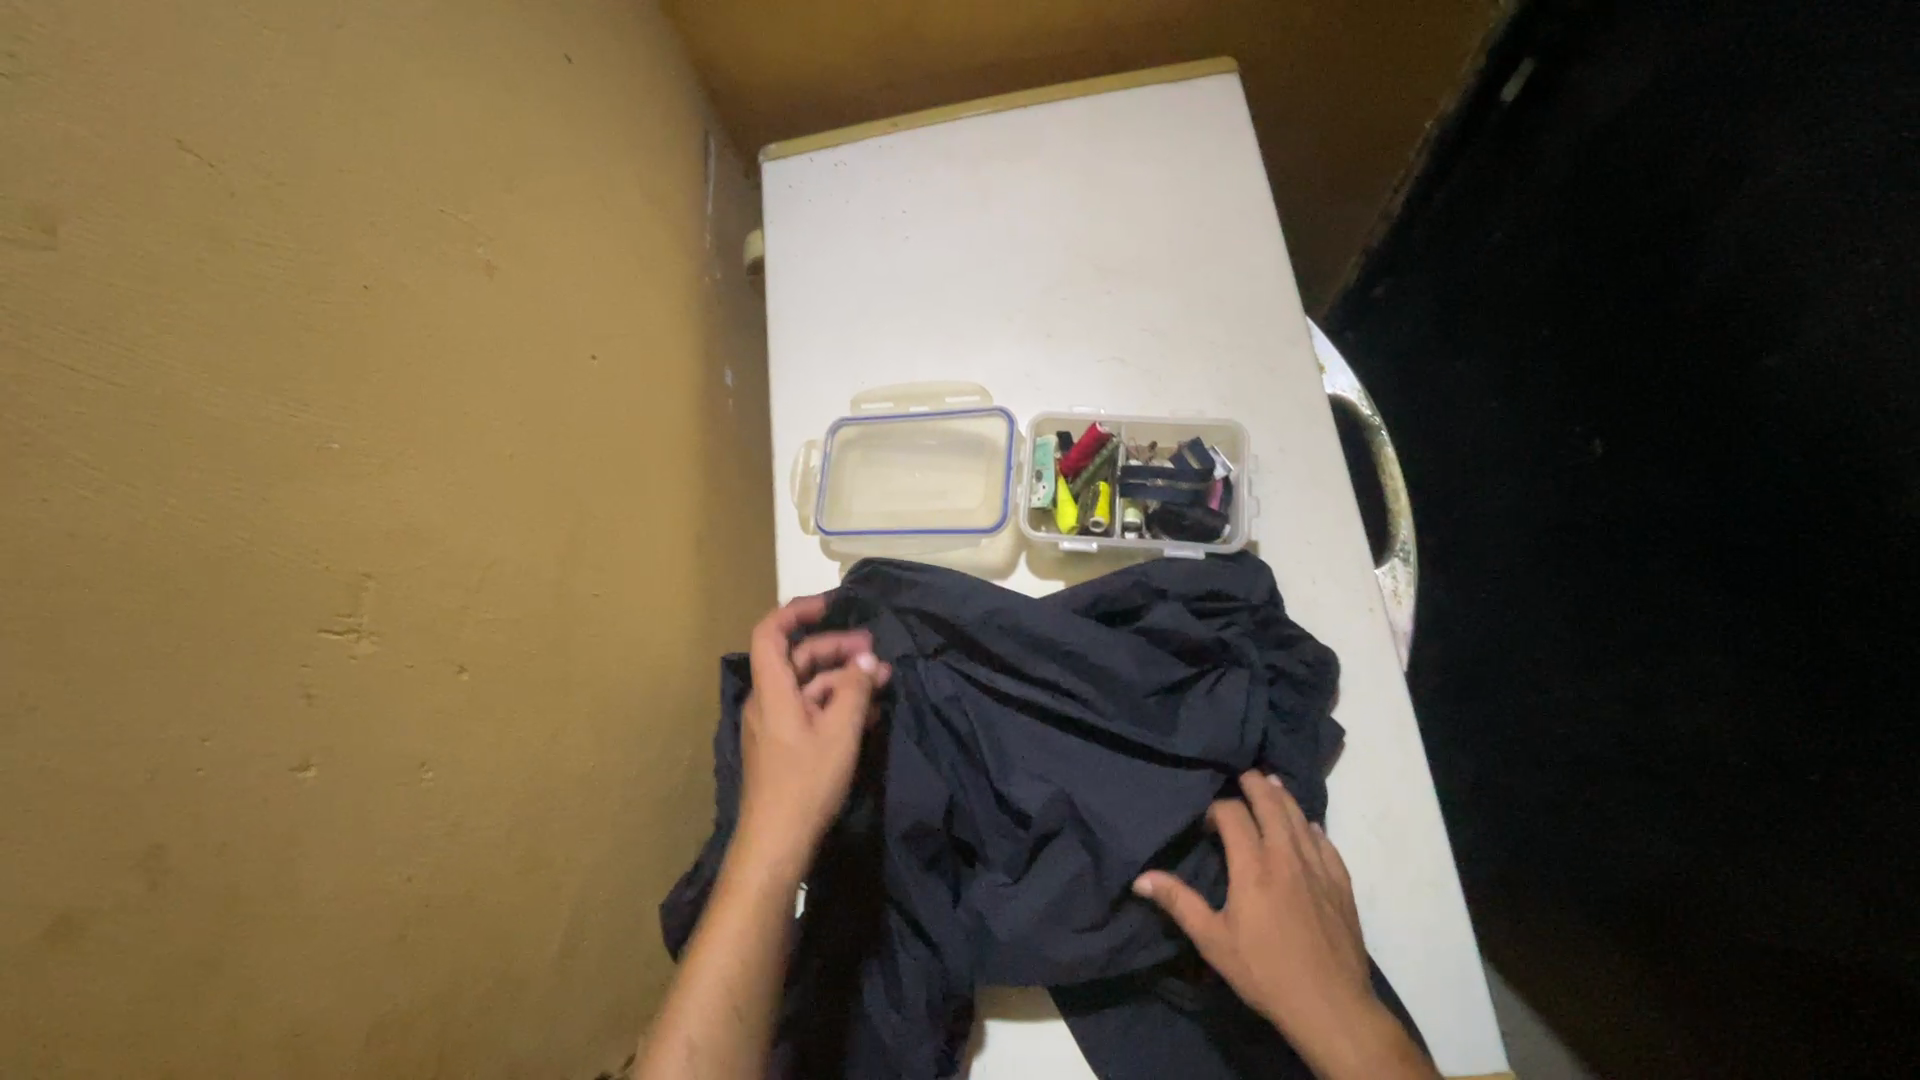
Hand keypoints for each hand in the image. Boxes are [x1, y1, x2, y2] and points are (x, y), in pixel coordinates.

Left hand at [732, 594, 890, 883]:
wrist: (777, 842)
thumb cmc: (806, 782)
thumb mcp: (840, 732)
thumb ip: (855, 689)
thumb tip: (868, 659)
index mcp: (772, 690)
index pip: (771, 633)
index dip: (797, 611)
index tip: (832, 606)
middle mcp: (768, 701)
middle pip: (799, 659)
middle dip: (838, 649)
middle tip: (876, 652)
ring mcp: (775, 725)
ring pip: (809, 686)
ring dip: (844, 680)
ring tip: (882, 683)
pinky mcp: (785, 745)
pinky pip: (810, 711)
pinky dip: (837, 704)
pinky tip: (868, 713)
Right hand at [1134, 772, 1431, 1078]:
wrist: (1331, 1006)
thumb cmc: (1265, 972)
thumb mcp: (1213, 941)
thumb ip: (1178, 903)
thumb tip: (1140, 878)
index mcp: (1253, 867)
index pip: (1233, 814)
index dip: (1217, 808)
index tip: (1207, 821)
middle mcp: (1286, 857)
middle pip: (1271, 804)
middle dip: (1255, 785)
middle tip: (1243, 774)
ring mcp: (1318, 868)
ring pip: (1300, 818)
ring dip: (1283, 798)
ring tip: (1271, 785)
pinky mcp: (1341, 885)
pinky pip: (1326, 843)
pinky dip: (1312, 828)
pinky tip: (1309, 827)